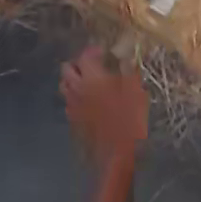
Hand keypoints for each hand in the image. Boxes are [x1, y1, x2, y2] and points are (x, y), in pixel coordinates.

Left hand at [59, 46, 147, 172]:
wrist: (116, 151)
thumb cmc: (130, 117)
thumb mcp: (136, 90)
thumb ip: (128, 70)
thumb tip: (124, 57)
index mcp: (92, 77)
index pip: (85, 56)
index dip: (93, 50)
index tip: (104, 51)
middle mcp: (77, 88)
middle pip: (67, 68)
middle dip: (78, 62)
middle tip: (93, 63)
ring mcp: (72, 104)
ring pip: (64, 84)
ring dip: (73, 78)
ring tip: (88, 79)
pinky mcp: (73, 118)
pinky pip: (68, 100)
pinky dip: (75, 94)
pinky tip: (88, 98)